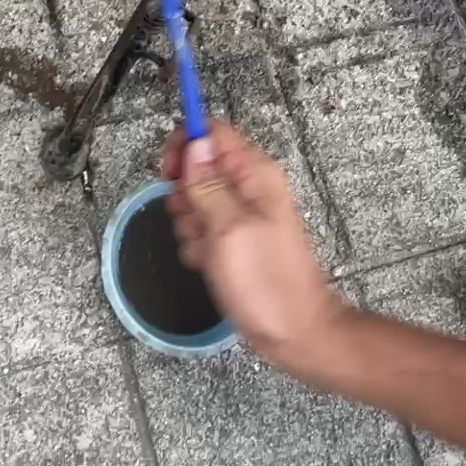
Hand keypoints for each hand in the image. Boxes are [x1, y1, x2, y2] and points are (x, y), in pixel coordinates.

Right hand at [163, 119, 349, 368]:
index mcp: (254, 173)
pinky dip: (197, 246)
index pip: (211, 132)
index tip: (170, 172)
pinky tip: (210, 263)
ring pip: (193, 201)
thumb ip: (208, 183)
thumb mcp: (229, 227)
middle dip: (184, 193)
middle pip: (196, 166)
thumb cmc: (268, 281)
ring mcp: (239, 214)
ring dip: (189, 226)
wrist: (295, 333)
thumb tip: (194, 142)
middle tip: (195, 220)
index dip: (185, 145)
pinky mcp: (232, 239)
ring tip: (209, 249)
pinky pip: (199, 230)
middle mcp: (247, 187)